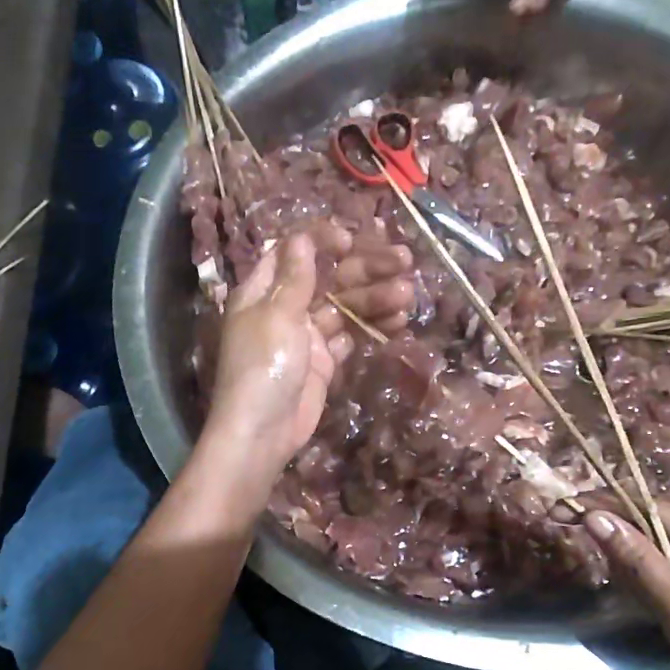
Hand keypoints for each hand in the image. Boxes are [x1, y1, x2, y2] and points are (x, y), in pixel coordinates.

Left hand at [204, 232, 412, 481]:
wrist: (263, 431)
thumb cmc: (264, 366)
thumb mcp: (277, 315)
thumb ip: (295, 278)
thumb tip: (301, 238)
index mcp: (262, 291)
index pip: (293, 253)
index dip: (322, 241)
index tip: (351, 239)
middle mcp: (284, 308)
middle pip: (327, 277)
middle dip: (364, 267)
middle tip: (404, 259)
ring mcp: (305, 336)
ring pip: (344, 306)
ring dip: (376, 297)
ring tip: (407, 295)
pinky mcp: (323, 361)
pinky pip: (350, 335)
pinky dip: (372, 327)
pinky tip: (399, 320)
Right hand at [579, 498, 669, 669]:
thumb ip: (637, 560)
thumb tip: (592, 517)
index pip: (659, 509)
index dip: (607, 506)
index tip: (559, 509)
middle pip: (659, 523)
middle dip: (618, 535)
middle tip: (576, 545)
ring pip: (660, 545)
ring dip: (631, 561)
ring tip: (623, 589)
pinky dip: (645, 576)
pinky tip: (638, 595)